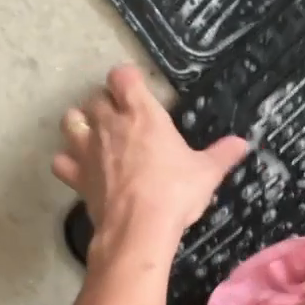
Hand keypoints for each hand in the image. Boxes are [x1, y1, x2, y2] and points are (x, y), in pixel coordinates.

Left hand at [53, 65, 248, 245]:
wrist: (139, 228)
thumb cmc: (175, 192)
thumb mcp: (207, 172)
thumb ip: (223, 154)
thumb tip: (243, 143)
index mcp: (142, 114)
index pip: (122, 77)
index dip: (127, 79)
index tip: (137, 89)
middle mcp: (110, 124)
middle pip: (95, 97)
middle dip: (105, 103)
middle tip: (122, 117)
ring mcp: (88, 149)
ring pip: (70, 120)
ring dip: (79, 123)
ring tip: (93, 134)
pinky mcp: (77, 176)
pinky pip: (61, 161)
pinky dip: (68, 162)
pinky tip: (81, 168)